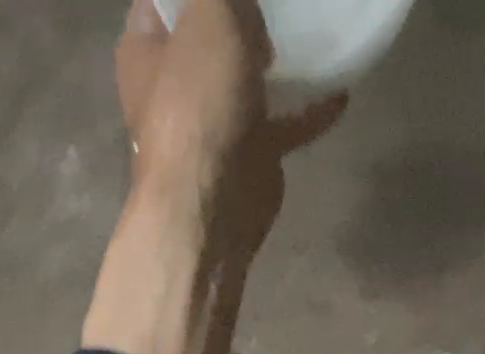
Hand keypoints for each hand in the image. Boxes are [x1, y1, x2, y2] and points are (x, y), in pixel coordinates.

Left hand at [83, 0, 345, 353]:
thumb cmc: (198, 103)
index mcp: (145, 50)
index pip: (162, 0)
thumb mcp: (208, 14)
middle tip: (276, 1)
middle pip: (205, 36)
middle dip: (238, 15)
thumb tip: (236, 3)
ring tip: (307, 31)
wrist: (211, 202)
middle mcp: (171, 87)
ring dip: (271, 62)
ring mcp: (208, 124)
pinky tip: (340, 93)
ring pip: (241, 80)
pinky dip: (308, 111)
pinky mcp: (244, 156)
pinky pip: (281, 124)